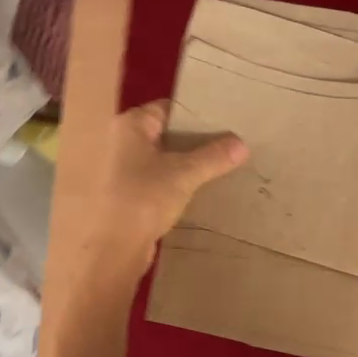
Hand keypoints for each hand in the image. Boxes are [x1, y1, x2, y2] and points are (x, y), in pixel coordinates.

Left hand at [44, 100, 247, 298]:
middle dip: (193, 142)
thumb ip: (214, 157)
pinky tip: (196, 192)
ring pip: (161, 162)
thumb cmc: (144, 198)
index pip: (167, 109)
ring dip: (185, 167)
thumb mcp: (185, 174)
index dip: (194, 115)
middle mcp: (121, 143)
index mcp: (130, 125)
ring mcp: (121, 172)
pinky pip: (156, 183)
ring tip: (217, 168)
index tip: (223, 122)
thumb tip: (243, 144)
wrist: (115, 247)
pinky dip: (174, 186)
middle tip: (227, 145)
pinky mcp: (126, 197)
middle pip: (165, 135)